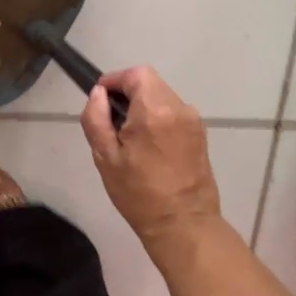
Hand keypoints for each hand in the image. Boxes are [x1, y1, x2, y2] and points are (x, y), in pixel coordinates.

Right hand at [81, 66, 221, 243]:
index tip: (100, 100)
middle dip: (127, 94)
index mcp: (154, 111)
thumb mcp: (105, 157)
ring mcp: (193, 121)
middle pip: (150, 83)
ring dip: (142, 107)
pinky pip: (173, 113)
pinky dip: (156, 118)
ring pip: (162, 97)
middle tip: (110, 122)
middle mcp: (179, 108)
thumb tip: (98, 95)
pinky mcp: (200, 133)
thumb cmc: (138, 192)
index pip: (136, 74)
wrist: (182, 222)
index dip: (114, 80)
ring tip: (128, 138)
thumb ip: (96, 119)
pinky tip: (146, 146)